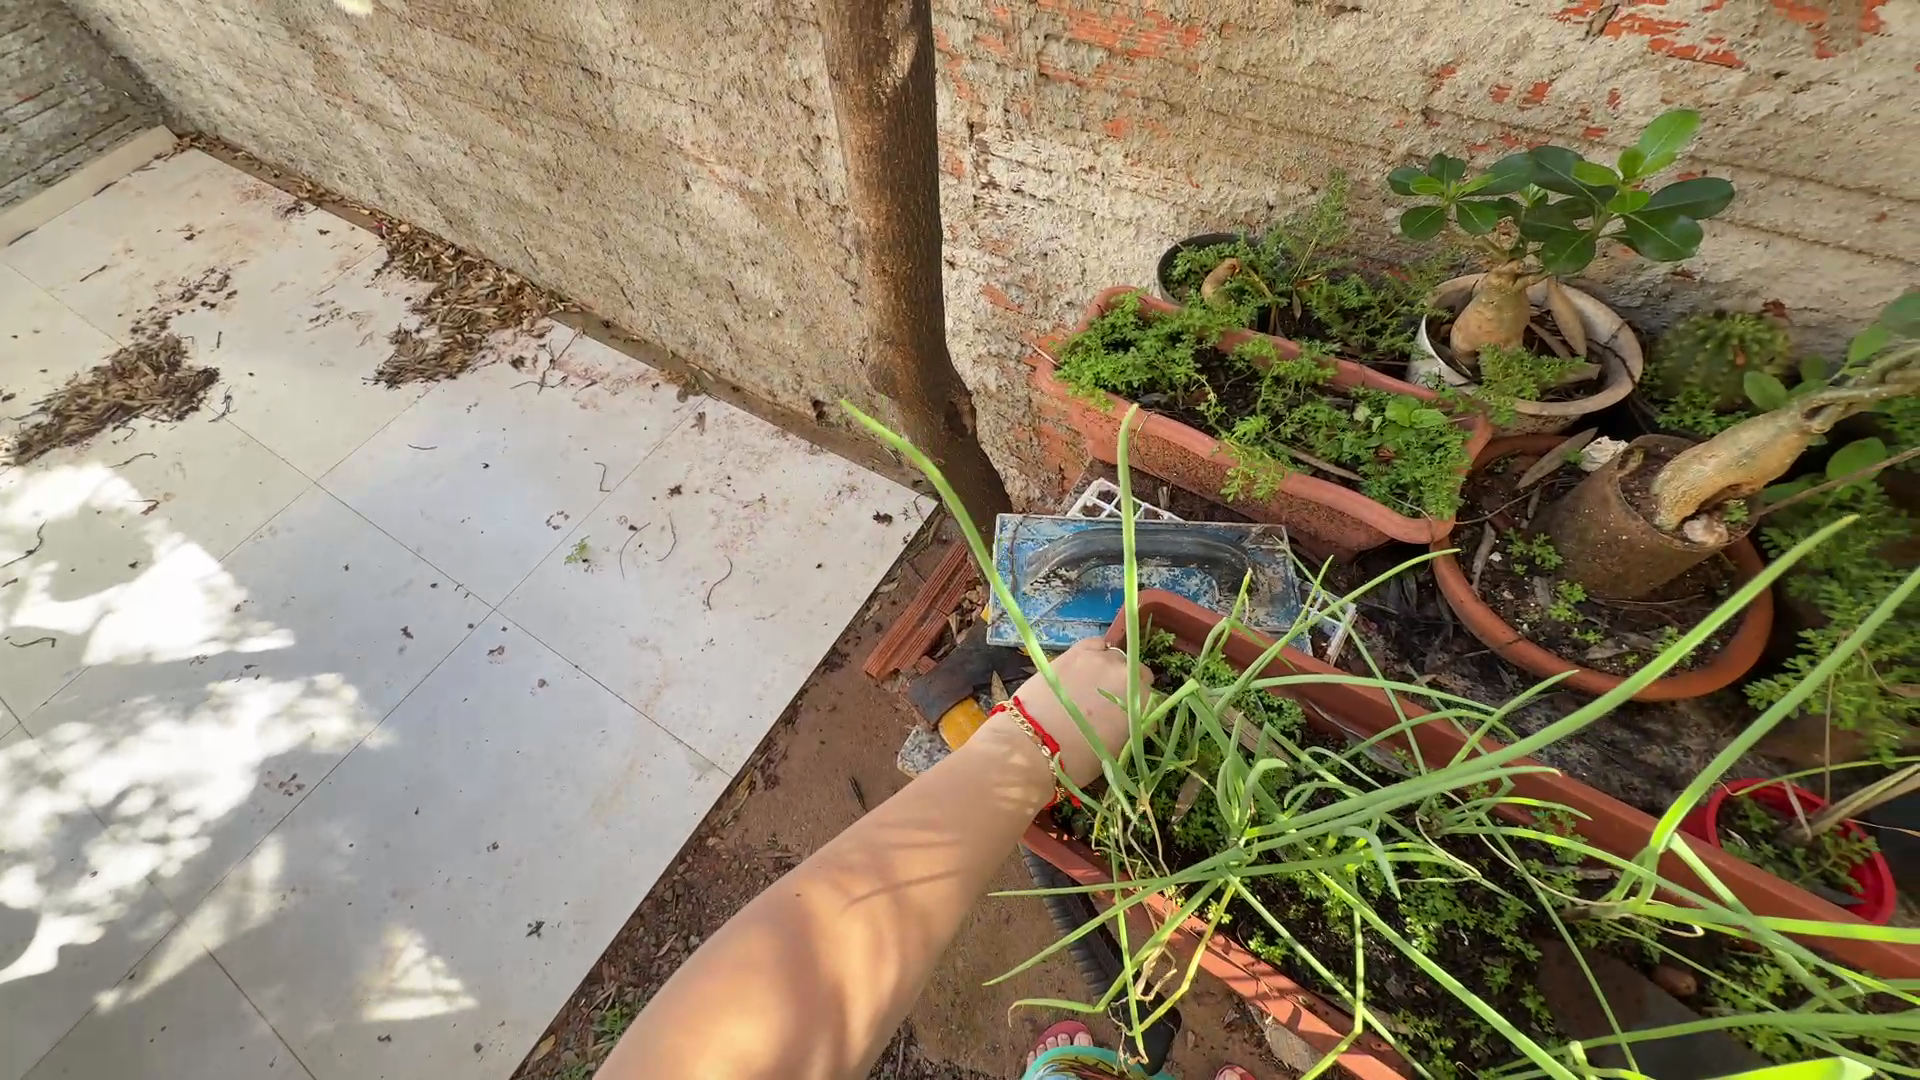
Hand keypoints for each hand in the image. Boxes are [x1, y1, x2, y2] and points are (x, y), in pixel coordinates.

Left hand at [1001, 638, 1153, 785]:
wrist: (1032, 746)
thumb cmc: (1076, 760)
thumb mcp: (1116, 752)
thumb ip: (1131, 728)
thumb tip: (1129, 718)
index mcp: (1144, 707)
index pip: (1154, 702)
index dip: (1140, 712)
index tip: (1128, 720)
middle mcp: (1129, 678)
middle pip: (1140, 675)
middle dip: (1129, 687)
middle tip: (1109, 703)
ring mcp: (1103, 660)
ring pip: (1118, 658)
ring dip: (1111, 669)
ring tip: (1093, 685)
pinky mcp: (1078, 651)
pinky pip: (1096, 644)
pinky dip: (1095, 652)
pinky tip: (1085, 666)